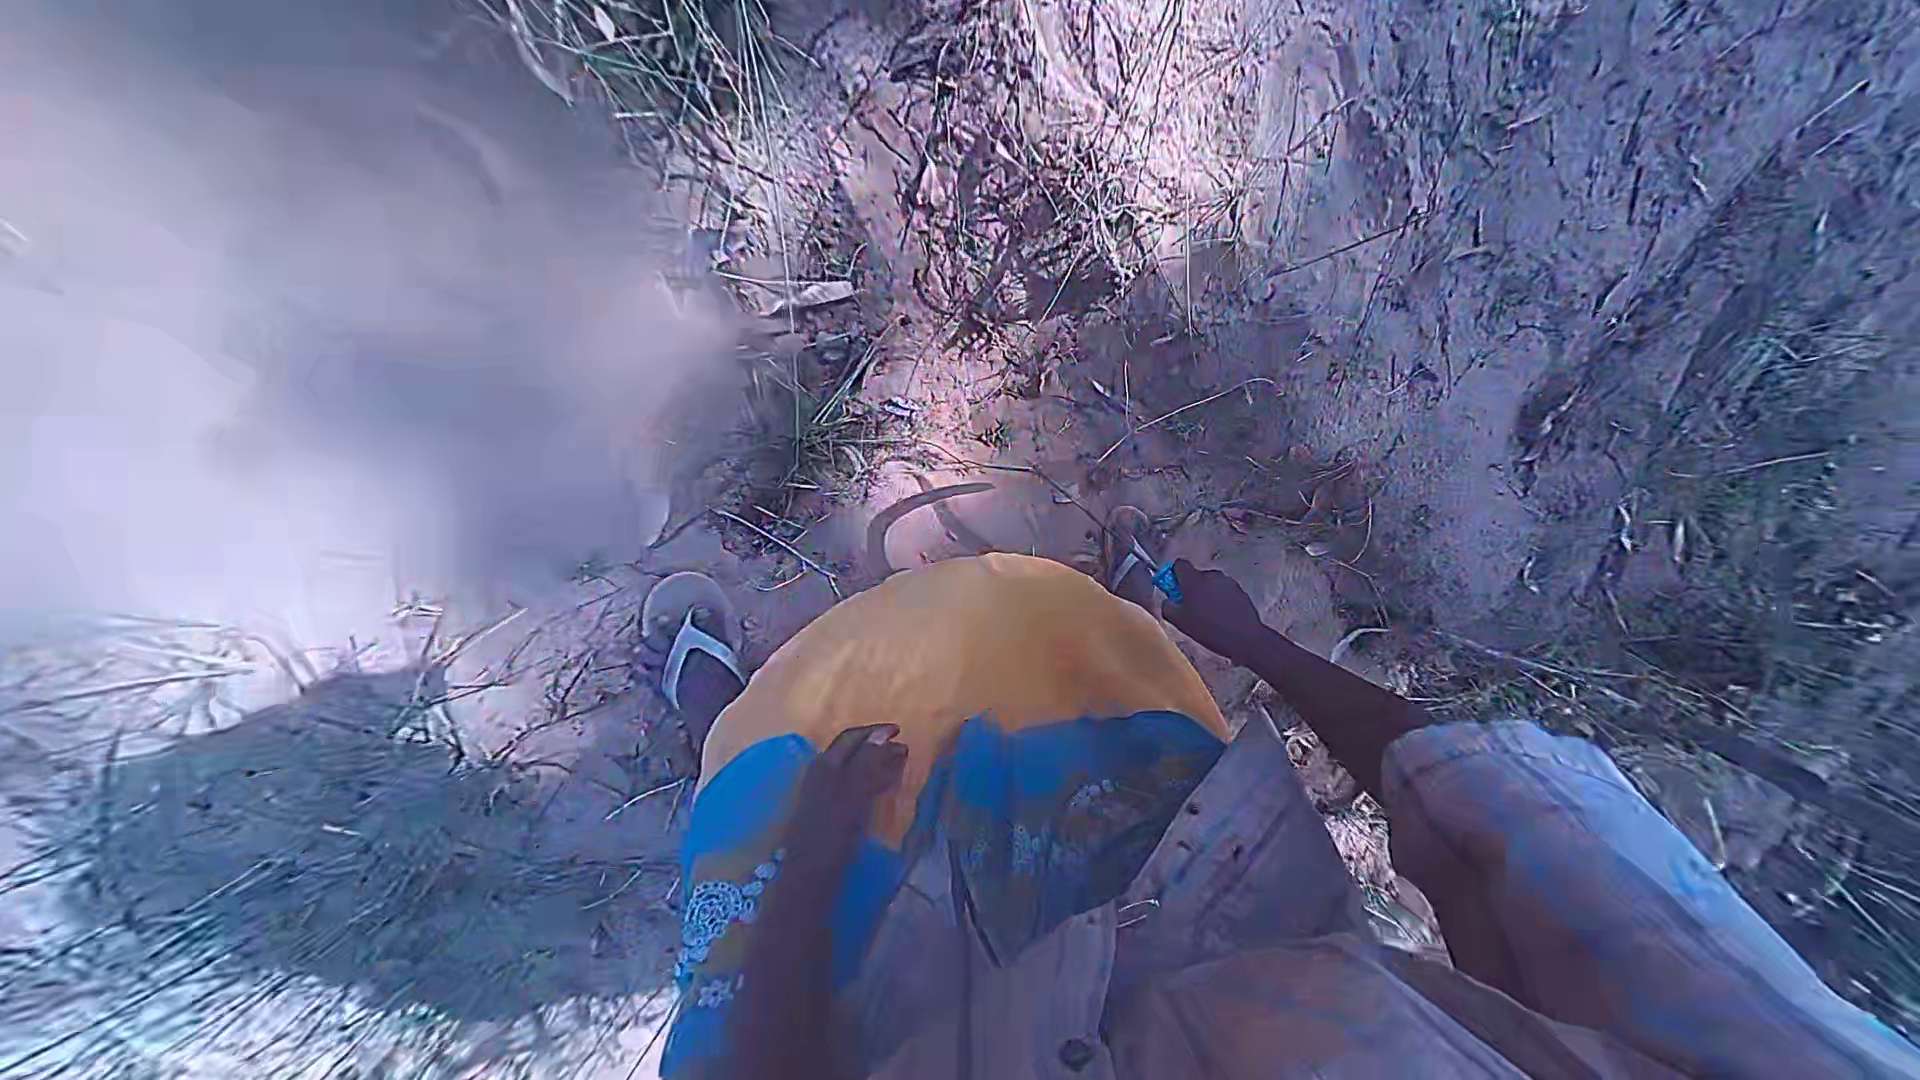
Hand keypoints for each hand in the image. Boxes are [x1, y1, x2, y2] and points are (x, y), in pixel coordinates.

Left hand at [782, 724, 907, 869]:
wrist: (810, 876)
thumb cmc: (832, 832)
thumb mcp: (853, 792)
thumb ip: (866, 762)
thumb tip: (882, 734)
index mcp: (826, 764)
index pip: (852, 737)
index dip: (875, 731)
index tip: (899, 731)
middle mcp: (822, 773)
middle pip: (852, 751)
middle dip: (877, 746)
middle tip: (903, 749)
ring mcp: (823, 793)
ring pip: (853, 769)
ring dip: (875, 763)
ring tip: (897, 765)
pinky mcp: (828, 812)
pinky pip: (853, 786)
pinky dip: (870, 781)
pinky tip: (882, 788)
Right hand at [1163, 558, 1267, 658]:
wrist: (1244, 638)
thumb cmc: (1209, 628)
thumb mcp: (1179, 621)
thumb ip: (1167, 607)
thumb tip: (1168, 601)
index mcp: (1193, 580)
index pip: (1179, 564)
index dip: (1174, 575)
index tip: (1174, 589)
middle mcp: (1211, 576)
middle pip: (1196, 576)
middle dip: (1191, 588)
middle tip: (1189, 607)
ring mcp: (1228, 582)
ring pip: (1210, 584)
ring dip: (1206, 594)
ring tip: (1207, 615)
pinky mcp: (1240, 591)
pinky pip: (1223, 591)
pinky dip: (1220, 600)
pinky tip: (1220, 617)